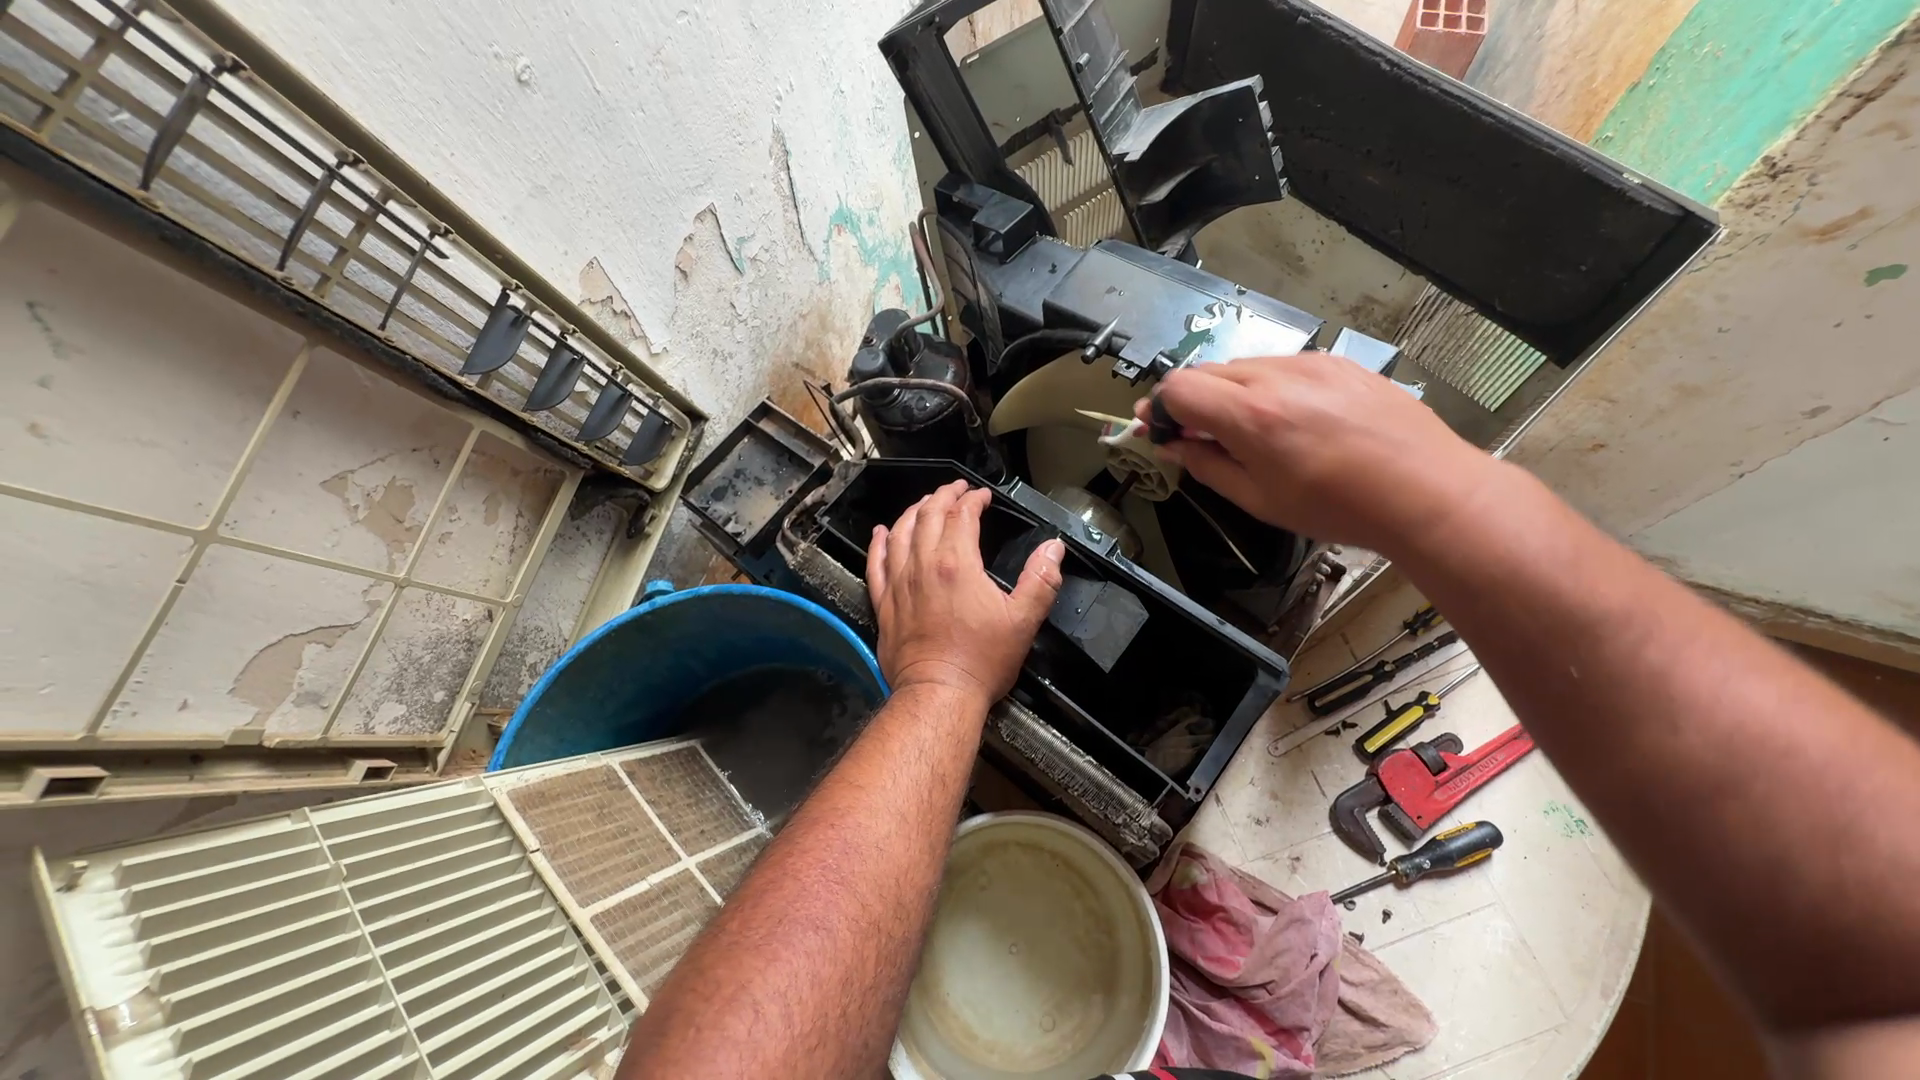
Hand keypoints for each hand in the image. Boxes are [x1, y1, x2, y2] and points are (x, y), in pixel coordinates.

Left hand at [868, 480, 1064, 707]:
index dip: (973, 500)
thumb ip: (1041, 580)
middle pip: (928, 516)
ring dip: (914, 512)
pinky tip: (882, 533)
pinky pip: (875, 564)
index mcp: (957, 565)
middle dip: (943, 496)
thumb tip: (1054, 548)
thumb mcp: (1023, 621)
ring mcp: (899, 584)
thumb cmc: (981, 661)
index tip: (983, 496)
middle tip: (955, 489)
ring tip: (925, 503)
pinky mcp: (884, 604)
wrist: (938, 694)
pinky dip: (879, 543)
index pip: (961, 516)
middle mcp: (923, 567)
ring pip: (900, 533)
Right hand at [1139, 354, 1502, 556]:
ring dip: (1228, 393)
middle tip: (1191, 434)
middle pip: (1206, 372)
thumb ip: (1206, 466)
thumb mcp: (1259, 499)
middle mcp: (1277, 376)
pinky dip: (1267, 387)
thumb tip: (1173, 446)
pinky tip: (1287, 420)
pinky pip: (1284, 367)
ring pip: (1244, 366)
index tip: (1156, 428)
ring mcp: (1312, 364)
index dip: (1159, 409)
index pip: (1178, 388)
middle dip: (1189, 401)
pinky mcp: (1339, 363)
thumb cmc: (1339, 507)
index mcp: (1251, 414)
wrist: (1426, 491)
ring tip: (1245, 432)